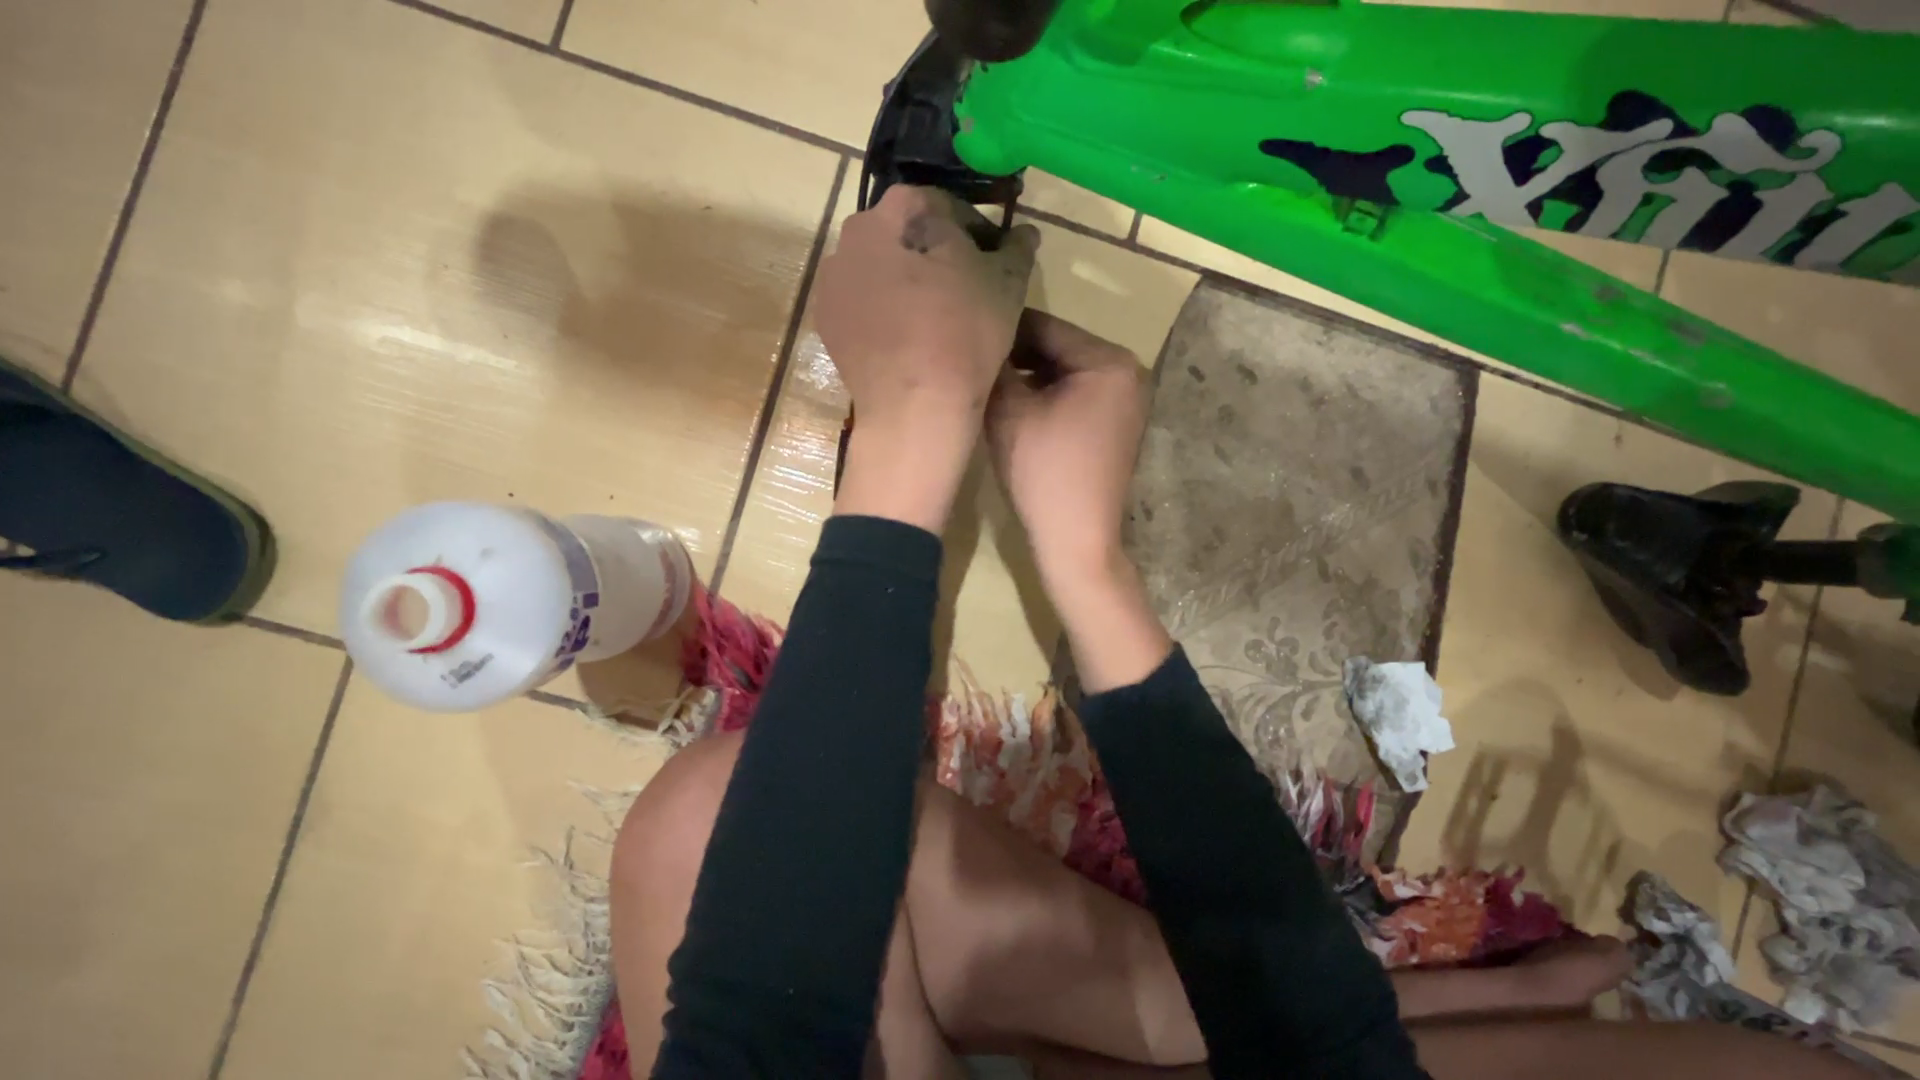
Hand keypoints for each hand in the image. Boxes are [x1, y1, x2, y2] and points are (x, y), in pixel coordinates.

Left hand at [814, 186, 1039, 530]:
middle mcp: (852, 236)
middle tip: (965, 287)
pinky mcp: (826, 323)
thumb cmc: (964, 332)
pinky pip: (863, 306)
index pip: (941, 204)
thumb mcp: (1007, 284)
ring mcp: (833, 282)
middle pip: (903, 235)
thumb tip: (1025, 233)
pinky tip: (909, 339)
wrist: (914, 404)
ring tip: (936, 317)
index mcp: (895, 212)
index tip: (991, 257)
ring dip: (906, 283)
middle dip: (933, 253)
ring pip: (880, 271)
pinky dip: (885, 313)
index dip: (972, 228)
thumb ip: (1016, 249)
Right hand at [985, 310, 1148, 578]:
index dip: (1000, 330)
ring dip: (1028, 376)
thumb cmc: (1044, 471)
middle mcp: (1127, 372)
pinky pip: (1075, 395)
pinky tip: (1015, 409)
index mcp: (1108, 361)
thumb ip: (995, 366)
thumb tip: (978, 340)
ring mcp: (1126, 400)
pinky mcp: (1117, 425)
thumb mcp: (1009, 411)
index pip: (1044, 325)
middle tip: (974, 362)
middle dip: (1015, 354)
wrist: (1077, 539)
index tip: (964, 334)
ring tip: (988, 385)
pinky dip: (1046, 396)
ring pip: (1064, 372)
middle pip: (1057, 347)